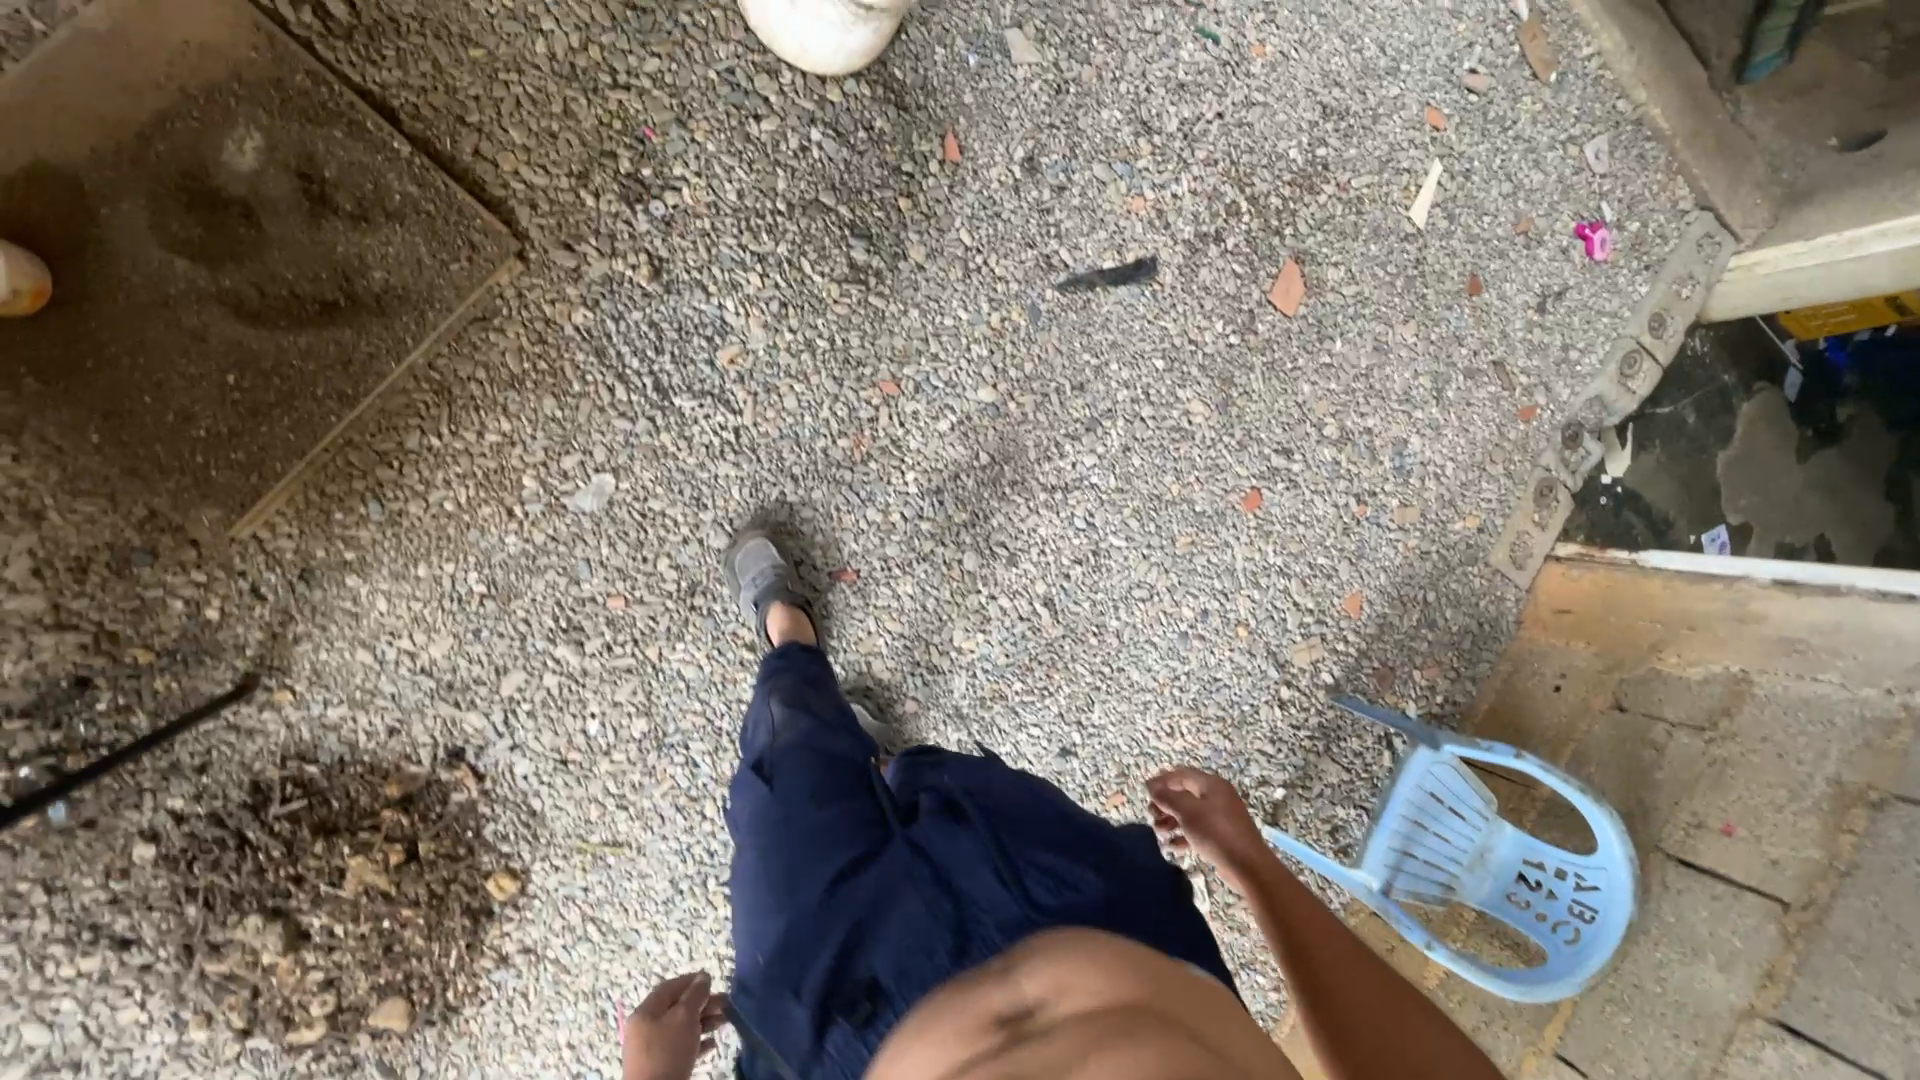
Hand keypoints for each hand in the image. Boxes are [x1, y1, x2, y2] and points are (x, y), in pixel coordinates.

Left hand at [622, 972, 729, 1079]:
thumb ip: (695, 994)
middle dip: (702, 1003)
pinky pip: (681, 1047)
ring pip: (681, 1028)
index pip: (669, 988)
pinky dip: (697, 1042)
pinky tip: (712, 1044)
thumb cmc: (668, 1051)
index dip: (691, 981)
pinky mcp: (660, 1067)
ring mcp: (652, 1049)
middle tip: (725, 1003)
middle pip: (677, 1008)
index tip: (712, 982)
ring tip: (723, 1021)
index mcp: (645, 1013)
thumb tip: (703, 977)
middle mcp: (645, 1029)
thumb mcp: (684, 1017)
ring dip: (704, 1021)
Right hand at [1147, 767, 1271, 892]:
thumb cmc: (1216, 833)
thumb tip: (1151, 786)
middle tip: (1152, 815)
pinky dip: (1183, 835)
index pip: (1182, 774)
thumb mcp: (1187, 812)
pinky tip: (1172, 847)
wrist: (1248, 866)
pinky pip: (1197, 830)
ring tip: (1160, 833)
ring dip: (1171, 821)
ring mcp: (1220, 817)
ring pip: (1189, 813)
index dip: (1162, 781)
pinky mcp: (1221, 836)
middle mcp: (1216, 797)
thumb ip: (1167, 797)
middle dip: (1165, 804)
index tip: (1146, 793)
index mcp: (1211, 785)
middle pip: (1184, 794)